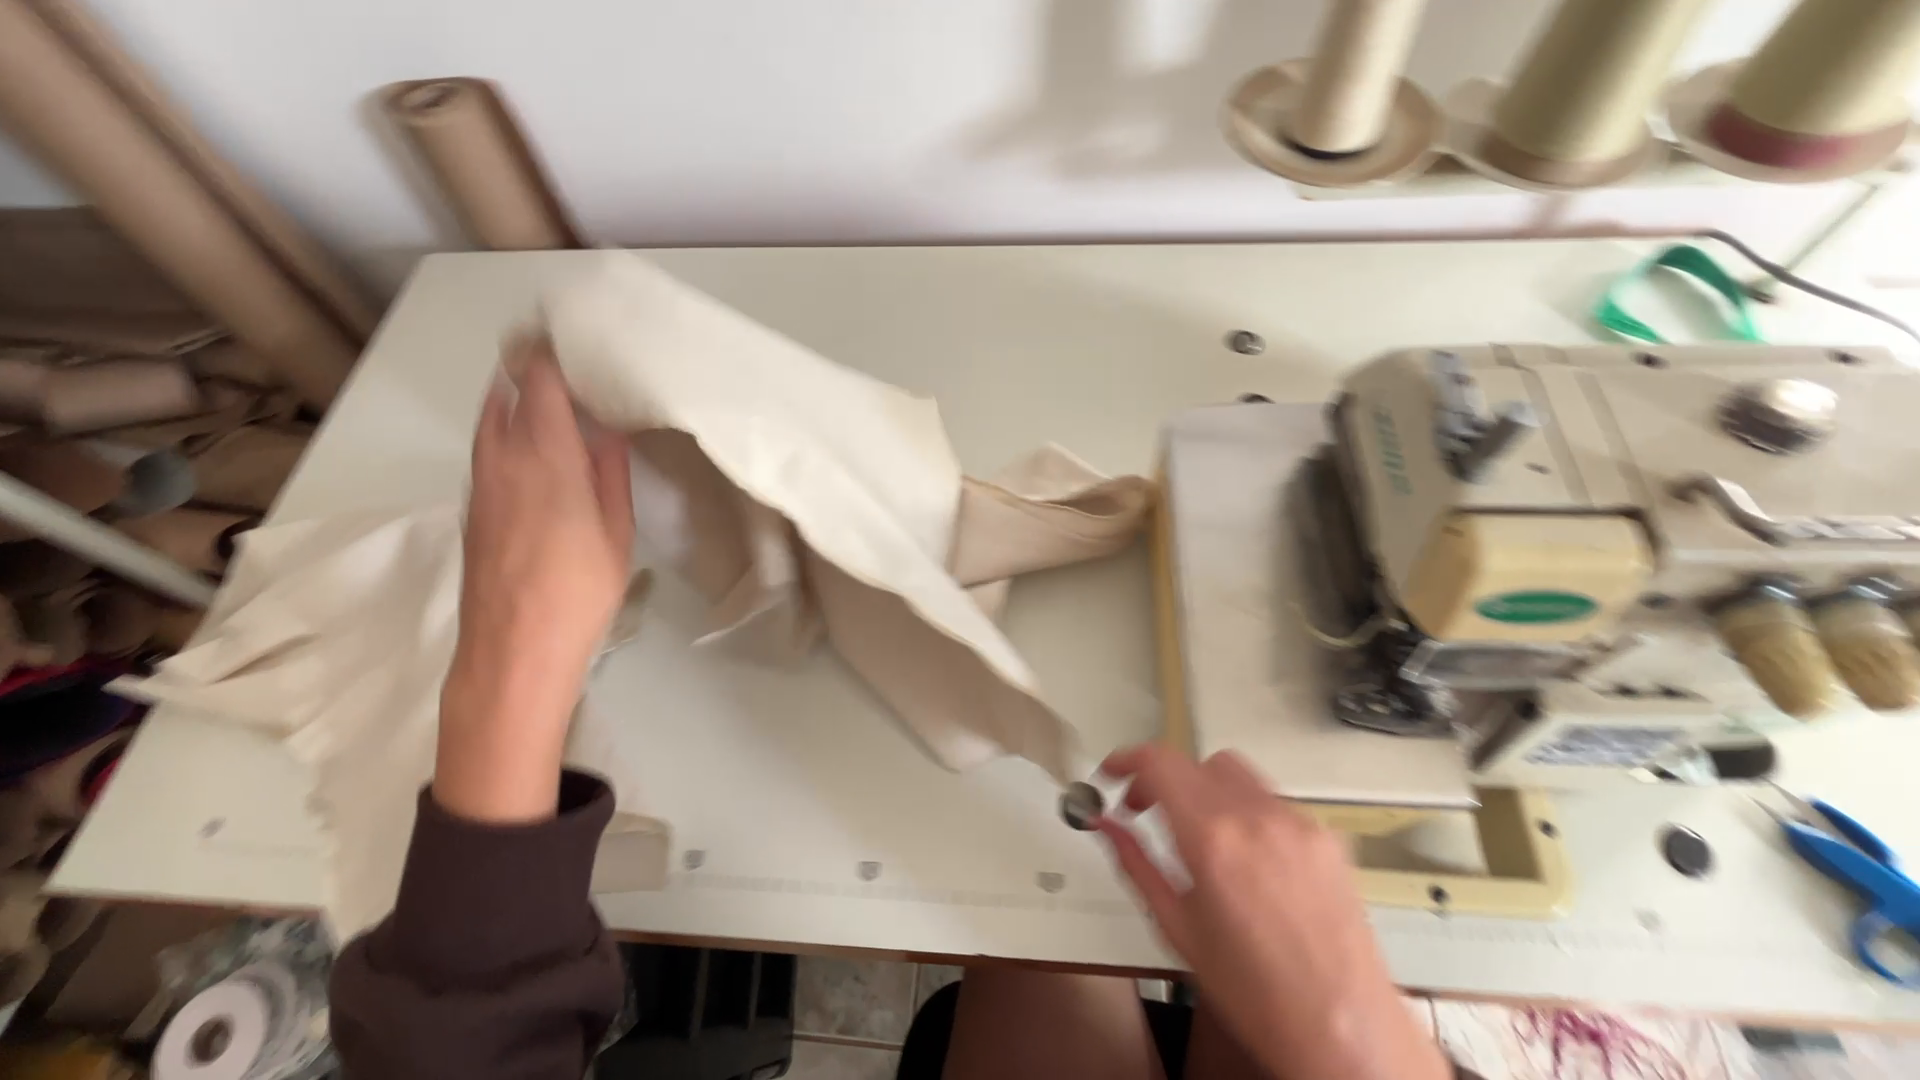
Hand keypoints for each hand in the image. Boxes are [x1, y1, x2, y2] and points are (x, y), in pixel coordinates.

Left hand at [435, 339, 634, 823]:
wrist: (512, 652)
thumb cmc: (579, 593)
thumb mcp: (615, 534)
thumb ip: (609, 475)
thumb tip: (607, 430)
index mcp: (547, 460)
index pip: (540, 385)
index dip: (546, 353)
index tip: (562, 332)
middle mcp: (504, 460)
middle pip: (506, 395)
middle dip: (525, 368)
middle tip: (557, 356)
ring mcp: (481, 484)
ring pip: (490, 422)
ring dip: (512, 399)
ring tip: (544, 393)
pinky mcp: (473, 508)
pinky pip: (487, 450)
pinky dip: (505, 430)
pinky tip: (530, 445)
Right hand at [1097, 744, 1450, 1079]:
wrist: (1343, 1029)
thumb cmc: (1258, 994)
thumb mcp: (1177, 927)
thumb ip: (1135, 863)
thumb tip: (1106, 825)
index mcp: (1213, 840)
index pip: (1159, 763)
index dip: (1126, 759)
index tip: (1113, 773)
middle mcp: (1257, 818)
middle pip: (1194, 761)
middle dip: (1160, 778)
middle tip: (1144, 809)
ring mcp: (1297, 823)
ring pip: (1234, 772)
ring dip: (1201, 787)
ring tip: (1192, 832)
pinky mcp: (1325, 837)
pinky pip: (1272, 800)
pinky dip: (1243, 810)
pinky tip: (1240, 854)